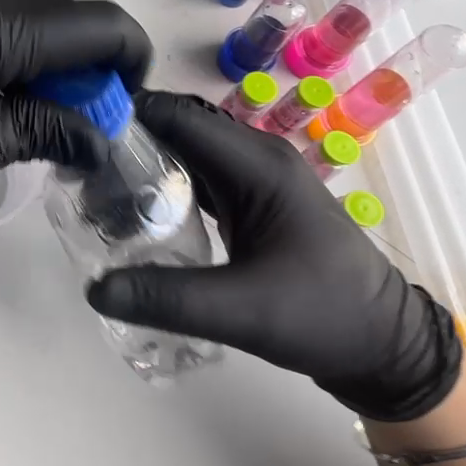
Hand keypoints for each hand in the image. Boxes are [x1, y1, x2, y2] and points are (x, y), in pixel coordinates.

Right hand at [85, 91, 462, 420]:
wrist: (388, 350)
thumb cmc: (326, 318)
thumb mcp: (244, 312)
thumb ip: (168, 298)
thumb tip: (95, 288)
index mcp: (258, 165)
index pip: (179, 117)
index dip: (128, 114)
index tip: (77, 128)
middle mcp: (256, 158)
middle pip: (178, 127)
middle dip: (127, 136)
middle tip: (78, 161)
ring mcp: (256, 178)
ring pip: (187, 149)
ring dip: (143, 158)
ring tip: (95, 181)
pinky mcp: (253, 200)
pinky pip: (198, 174)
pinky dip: (163, 180)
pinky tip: (134, 205)